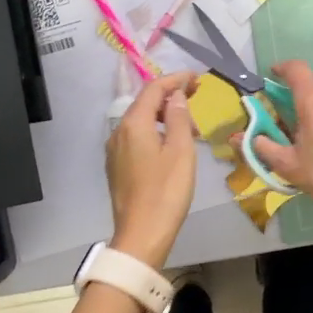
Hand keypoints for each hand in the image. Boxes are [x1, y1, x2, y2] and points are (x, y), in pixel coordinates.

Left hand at [106, 71, 197, 267]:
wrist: (141, 234)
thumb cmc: (166, 192)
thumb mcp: (181, 152)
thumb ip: (180, 119)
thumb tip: (176, 97)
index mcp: (134, 124)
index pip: (154, 89)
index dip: (176, 79)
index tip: (197, 78)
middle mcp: (119, 132)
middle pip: (144, 104)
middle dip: (170, 97)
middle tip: (196, 98)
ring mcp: (115, 151)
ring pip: (140, 123)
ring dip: (164, 118)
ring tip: (190, 128)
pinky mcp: (117, 168)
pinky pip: (136, 139)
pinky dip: (155, 133)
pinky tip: (171, 147)